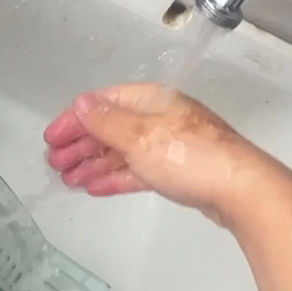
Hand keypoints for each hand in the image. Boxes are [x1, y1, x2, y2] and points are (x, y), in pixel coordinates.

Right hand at [43, 83, 280, 227]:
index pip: (101, 104)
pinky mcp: (175, 170)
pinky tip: (95, 187)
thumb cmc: (189, 157)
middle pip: (110, 128)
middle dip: (80, 145)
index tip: (52, 139)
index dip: (73, 120)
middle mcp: (158, 118)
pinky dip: (115, 177)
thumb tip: (81, 103)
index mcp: (149, 101)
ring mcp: (167, 145)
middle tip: (55, 163)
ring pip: (121, 152)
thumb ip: (105, 121)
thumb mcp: (138, 137)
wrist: (239, 189)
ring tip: (69, 179)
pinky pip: (136, 170)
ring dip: (93, 164)